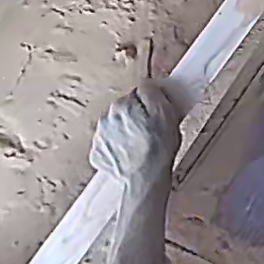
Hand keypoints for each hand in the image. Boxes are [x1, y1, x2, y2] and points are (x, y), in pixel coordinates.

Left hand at [91, 79, 181, 197]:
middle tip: (152, 128)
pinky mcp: (98, 154)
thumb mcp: (165, 111)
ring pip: (117, 126)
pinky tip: (132, 152)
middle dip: (137, 116)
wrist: (144, 178)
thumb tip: (145, 85)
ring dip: (128, 130)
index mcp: (122, 105)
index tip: (158, 112)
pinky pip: (110, 143)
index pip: (137, 93)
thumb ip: (152, 91)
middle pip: (125, 109)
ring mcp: (100, 138)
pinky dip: (120, 146)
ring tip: (142, 142)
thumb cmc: (158, 146)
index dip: (151, 102)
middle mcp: (106, 119)